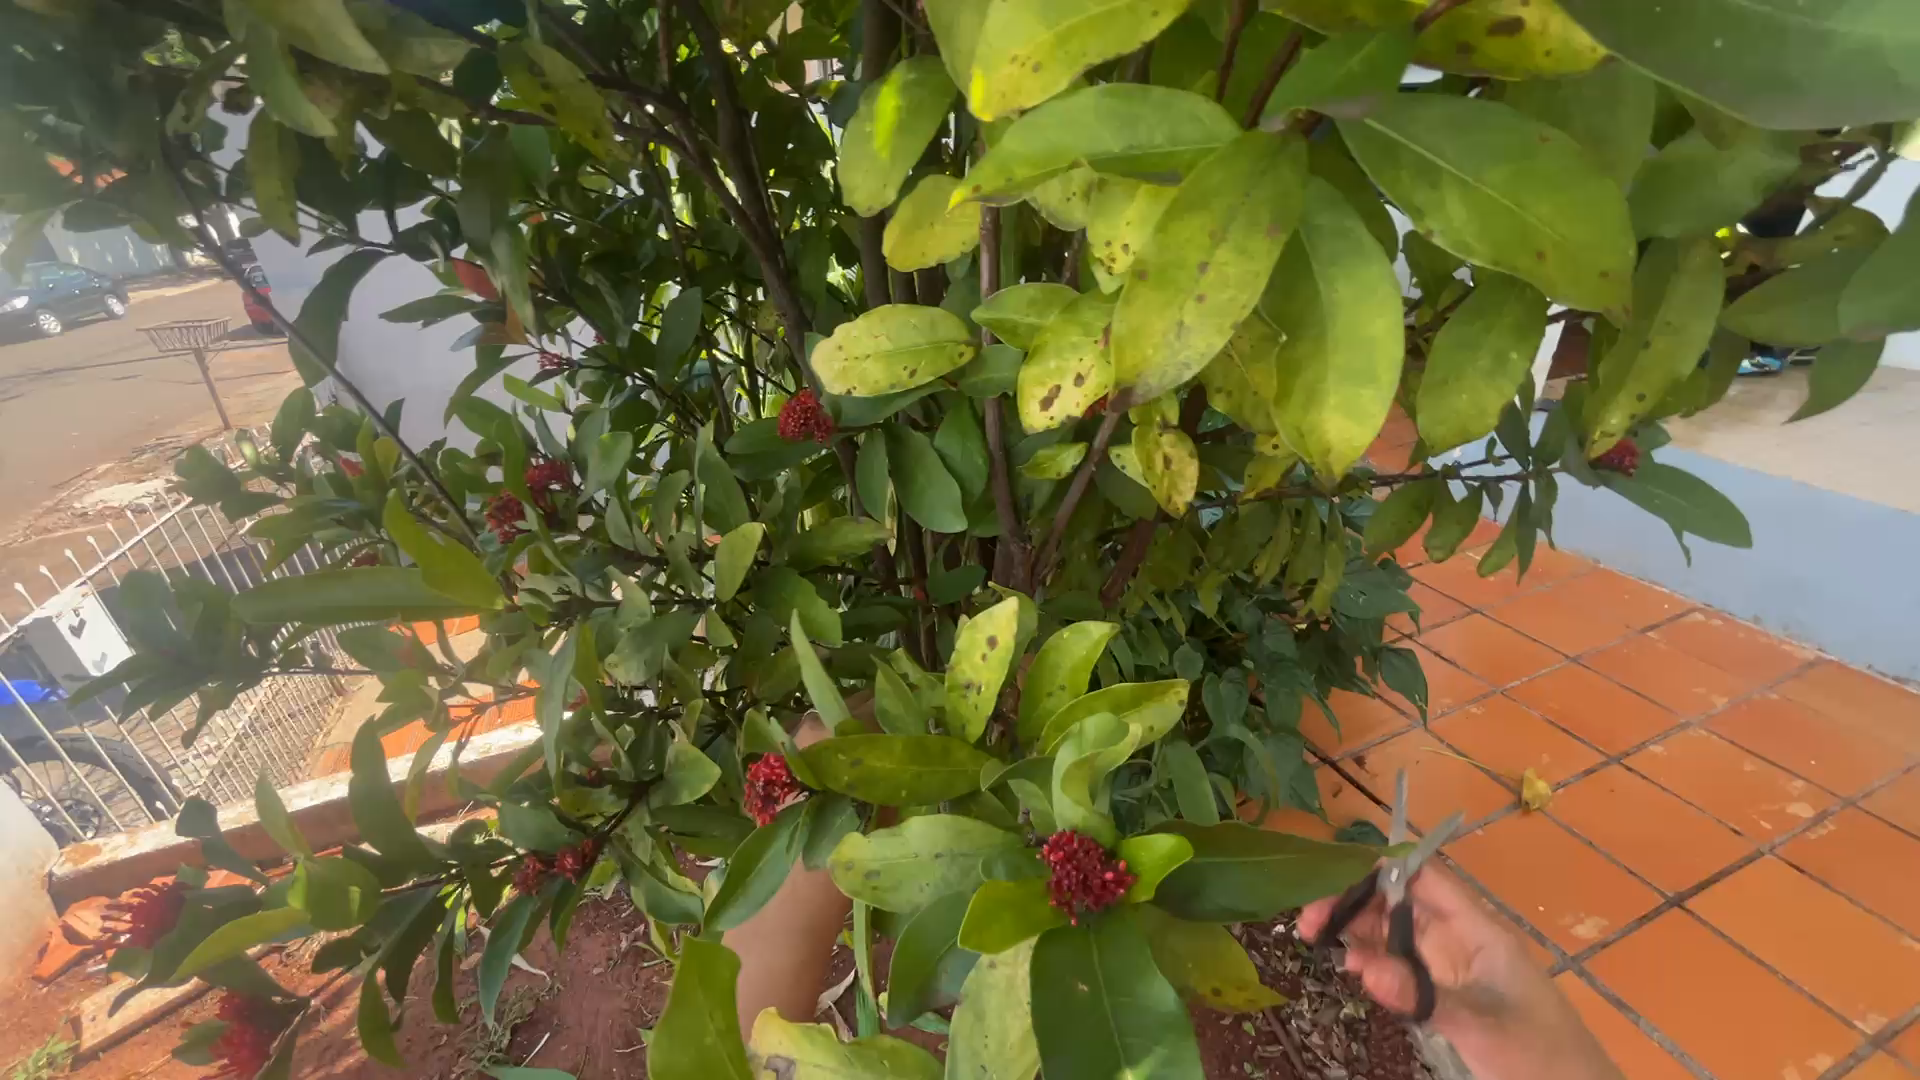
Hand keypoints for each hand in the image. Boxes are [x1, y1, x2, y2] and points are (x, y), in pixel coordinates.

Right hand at [1299, 864, 1623, 1079]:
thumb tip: (1360, 967)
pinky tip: (1348, 968)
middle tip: (1309, 920)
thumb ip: (1422, 997)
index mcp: (1476, 928)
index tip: (1333, 880)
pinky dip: (1369, 961)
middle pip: (1396, 902)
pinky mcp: (1441, 994)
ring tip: (1316, 941)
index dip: (1381, 869)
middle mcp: (1458, 938)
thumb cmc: (1545, 1059)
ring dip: (1354, 931)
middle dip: (1352, 903)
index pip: (1424, 877)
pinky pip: (1396, 965)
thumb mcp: (1484, 1028)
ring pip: (1390, 932)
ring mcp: (1449, 967)